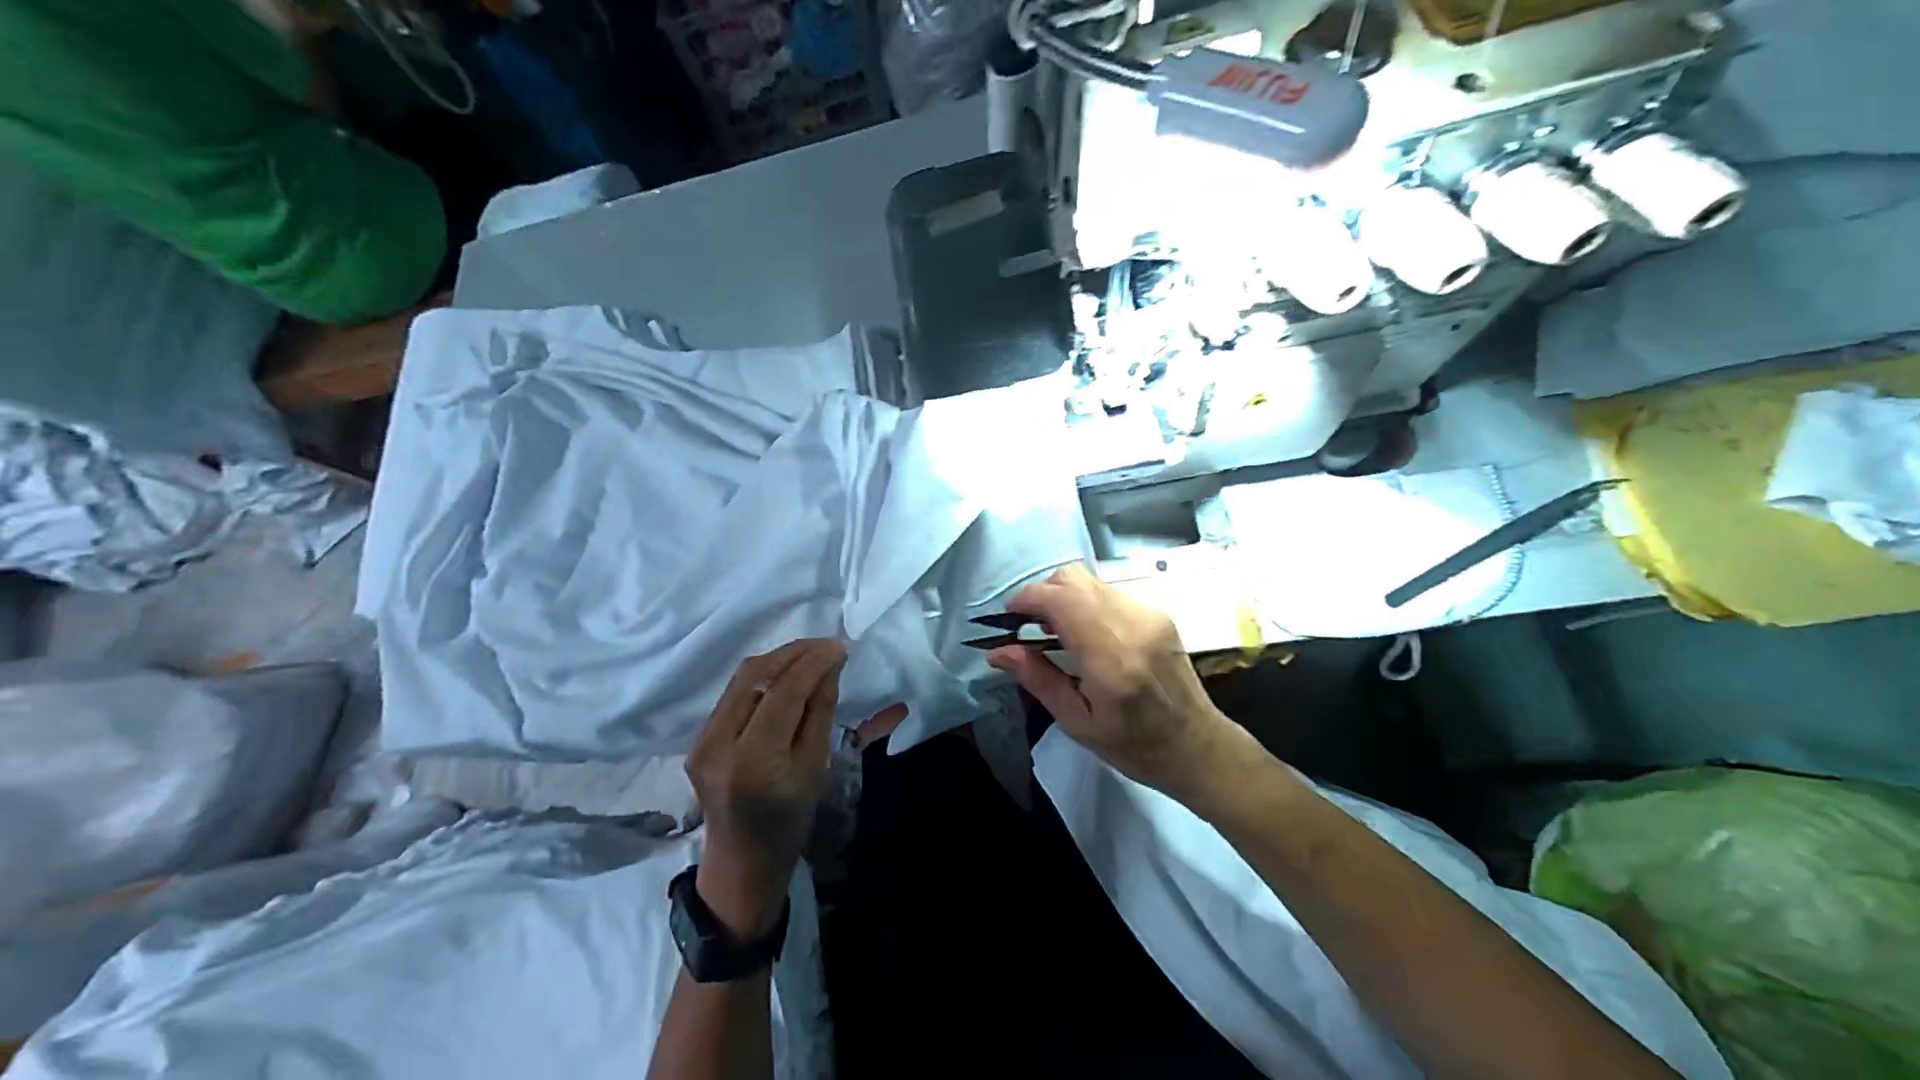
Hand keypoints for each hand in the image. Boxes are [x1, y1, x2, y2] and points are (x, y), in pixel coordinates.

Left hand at [687, 640, 845, 937]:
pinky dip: (763, 677)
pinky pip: (734, 694)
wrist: (742, 859)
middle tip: (827, 645)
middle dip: (794, 652)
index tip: (839, 647)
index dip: (812, 663)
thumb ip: (819, 713)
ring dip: (778, 659)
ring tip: (811, 654)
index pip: (782, 693)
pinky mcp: (698, 737)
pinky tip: (787, 675)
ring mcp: (701, 739)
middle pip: (754, 676)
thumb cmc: (788, 822)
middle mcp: (716, 743)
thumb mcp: (814, 768)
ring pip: (741, 679)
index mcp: (751, 761)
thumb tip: (828, 667)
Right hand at [987, 564, 1253, 805]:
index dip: (1027, 599)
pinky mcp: (1158, 614)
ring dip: (1064, 598)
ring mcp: (1148, 615)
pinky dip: (1087, 605)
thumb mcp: (1077, 722)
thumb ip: (1038, 679)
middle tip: (1030, 627)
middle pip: (1073, 578)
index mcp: (1110, 658)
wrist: (1197, 745)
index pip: (1061, 600)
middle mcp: (1131, 625)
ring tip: (1057, 633)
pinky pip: (1109, 594)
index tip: (1008, 618)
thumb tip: (998, 652)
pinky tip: (1086, 636)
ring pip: (1090, 582)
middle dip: (1043, 594)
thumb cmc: (1134, 746)